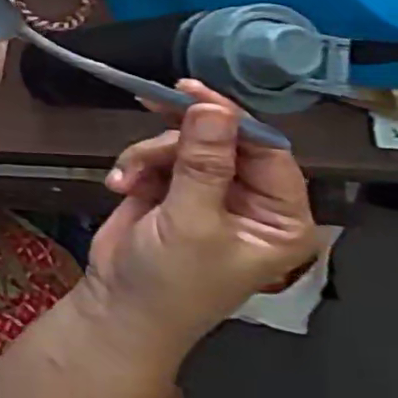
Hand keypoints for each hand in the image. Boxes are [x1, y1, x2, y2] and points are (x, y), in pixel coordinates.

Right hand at [86, 80, 319, 352]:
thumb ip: (203, 164)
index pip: (266, 150)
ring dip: (146, 155)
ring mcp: (204, 195)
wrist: (118, 305)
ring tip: (126, 181)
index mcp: (279, 216)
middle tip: (149, 102)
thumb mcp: (191, 222)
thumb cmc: (171, 279)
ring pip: (179, 146)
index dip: (230, 118)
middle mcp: (248, 201)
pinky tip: (120, 186)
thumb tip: (212, 109)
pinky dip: (133, 166)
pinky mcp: (166, 192)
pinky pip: (153, 159)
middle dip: (177, 137)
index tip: (191, 91)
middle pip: (218, 141)